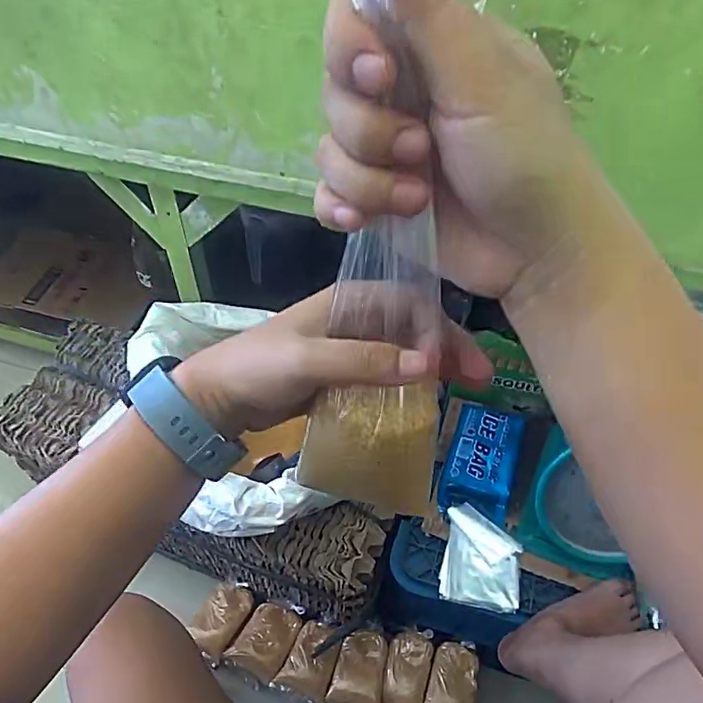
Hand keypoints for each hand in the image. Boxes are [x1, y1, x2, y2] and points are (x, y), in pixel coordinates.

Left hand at [172, 285, 493, 436]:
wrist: (219, 397)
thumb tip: (426, 366)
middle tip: (482, 377)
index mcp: (348, 301)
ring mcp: (351, 348)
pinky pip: (388, 376)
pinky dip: (411, 386)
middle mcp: (355, 319)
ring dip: (437, 367)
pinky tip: (429, 401)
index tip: (450, 364)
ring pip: (406, 351)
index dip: (437, 329)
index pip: (409, 303)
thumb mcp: (308, 360)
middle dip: (450, 348)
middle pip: (415, 327)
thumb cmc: (257, 368)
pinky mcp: (345, 375)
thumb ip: (363, 360)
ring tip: (468, 388)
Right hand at [314, 0, 611, 302]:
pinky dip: (341, 208)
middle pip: (331, 90)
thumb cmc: (524, 156)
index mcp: (428, 48)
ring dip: (368, 179)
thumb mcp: (480, 74)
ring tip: (419, 196)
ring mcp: (385, 153)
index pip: (351, 19)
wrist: (537, 252)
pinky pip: (328, 196)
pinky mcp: (377, 202)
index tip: (381, 77)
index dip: (349, 49)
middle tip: (420, 149)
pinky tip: (366, 220)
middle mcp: (400, 95)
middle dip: (368, 130)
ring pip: (329, 150)